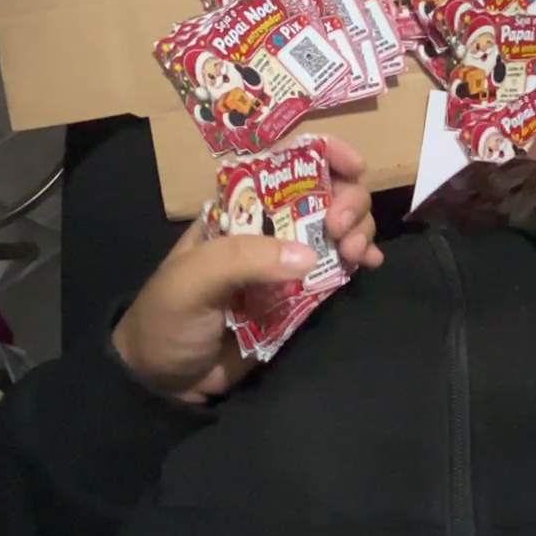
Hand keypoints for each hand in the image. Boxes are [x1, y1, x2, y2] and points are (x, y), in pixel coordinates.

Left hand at [112, 137, 382, 401]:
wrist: (165, 382)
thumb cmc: (167, 318)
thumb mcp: (192, 279)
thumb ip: (243, 259)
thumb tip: (307, 257)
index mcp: (239, 208)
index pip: (285, 164)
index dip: (324, 154)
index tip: (354, 166)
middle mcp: (270, 226)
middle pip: (325, 191)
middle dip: (348, 200)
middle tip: (341, 231)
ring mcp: (290, 260)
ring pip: (340, 226)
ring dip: (359, 230)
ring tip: (355, 256)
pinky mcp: (304, 295)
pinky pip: (341, 267)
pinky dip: (362, 258)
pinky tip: (370, 264)